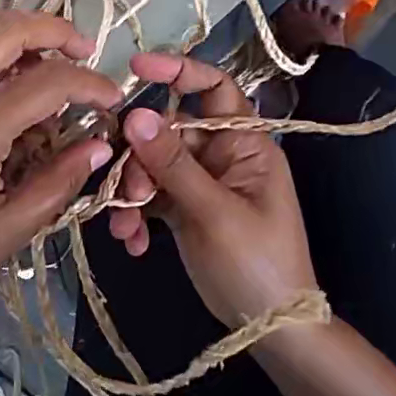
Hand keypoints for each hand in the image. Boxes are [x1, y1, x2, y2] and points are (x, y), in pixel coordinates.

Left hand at [0, 12, 120, 350]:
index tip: (116, 100)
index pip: (46, 83)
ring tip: (57, 60)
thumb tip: (98, 145)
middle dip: (52, 28)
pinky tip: (19, 84)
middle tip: (86, 49)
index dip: (90, 84)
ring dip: (23, 34)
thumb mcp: (7, 231)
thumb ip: (57, 183)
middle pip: (3, 30)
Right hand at [108, 53, 320, 327]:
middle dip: (140, 159)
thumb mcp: (213, 212)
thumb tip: (135, 114)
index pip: (215, 89)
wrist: (269, 327)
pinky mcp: (185, 210)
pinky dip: (138, 215)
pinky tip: (134, 243)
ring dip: (133, 193)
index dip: (178, 72)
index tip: (134, 68)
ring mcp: (201, 184)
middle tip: (128, 192)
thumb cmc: (257, 264)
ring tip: (126, 229)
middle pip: (168, 133)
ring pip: (153, 166)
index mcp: (244, 144)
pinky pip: (152, 197)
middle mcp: (221, 156)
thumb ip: (173, 163)